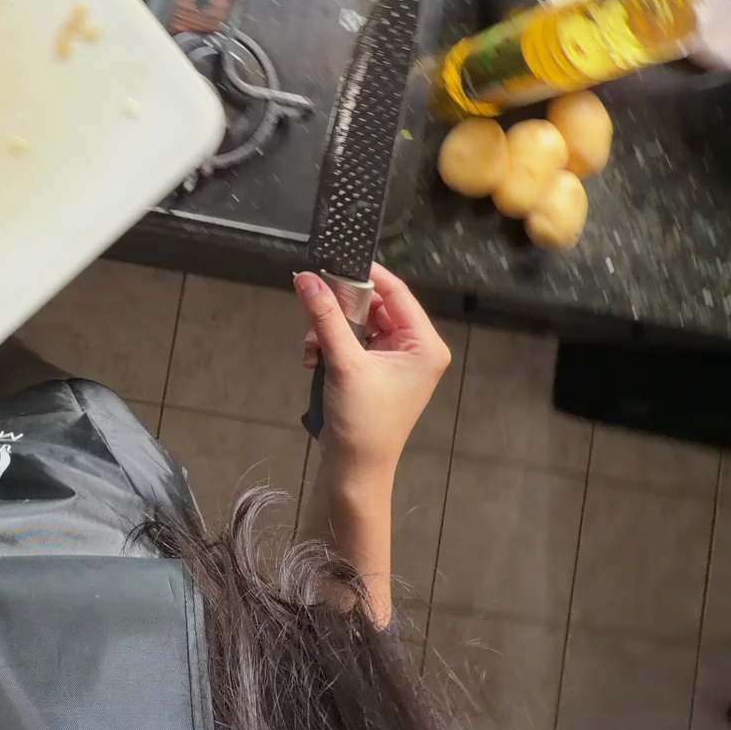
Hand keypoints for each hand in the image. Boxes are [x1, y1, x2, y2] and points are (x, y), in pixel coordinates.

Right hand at [294, 263, 450, 486]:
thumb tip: (306, 278)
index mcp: (424, 344)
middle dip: (338, 310)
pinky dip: (328, 345)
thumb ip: (324, 317)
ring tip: (311, 348)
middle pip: (372, 306)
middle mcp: (414, 348)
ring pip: (356, 324)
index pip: (396, 292)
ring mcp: (393, 360)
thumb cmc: (362, 418)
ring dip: (328, 330)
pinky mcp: (373, 371)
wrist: (354, 468)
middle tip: (312, 311)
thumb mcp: (343, 363)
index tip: (332, 261)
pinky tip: (312, 359)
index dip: (365, 274)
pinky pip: (349, 342)